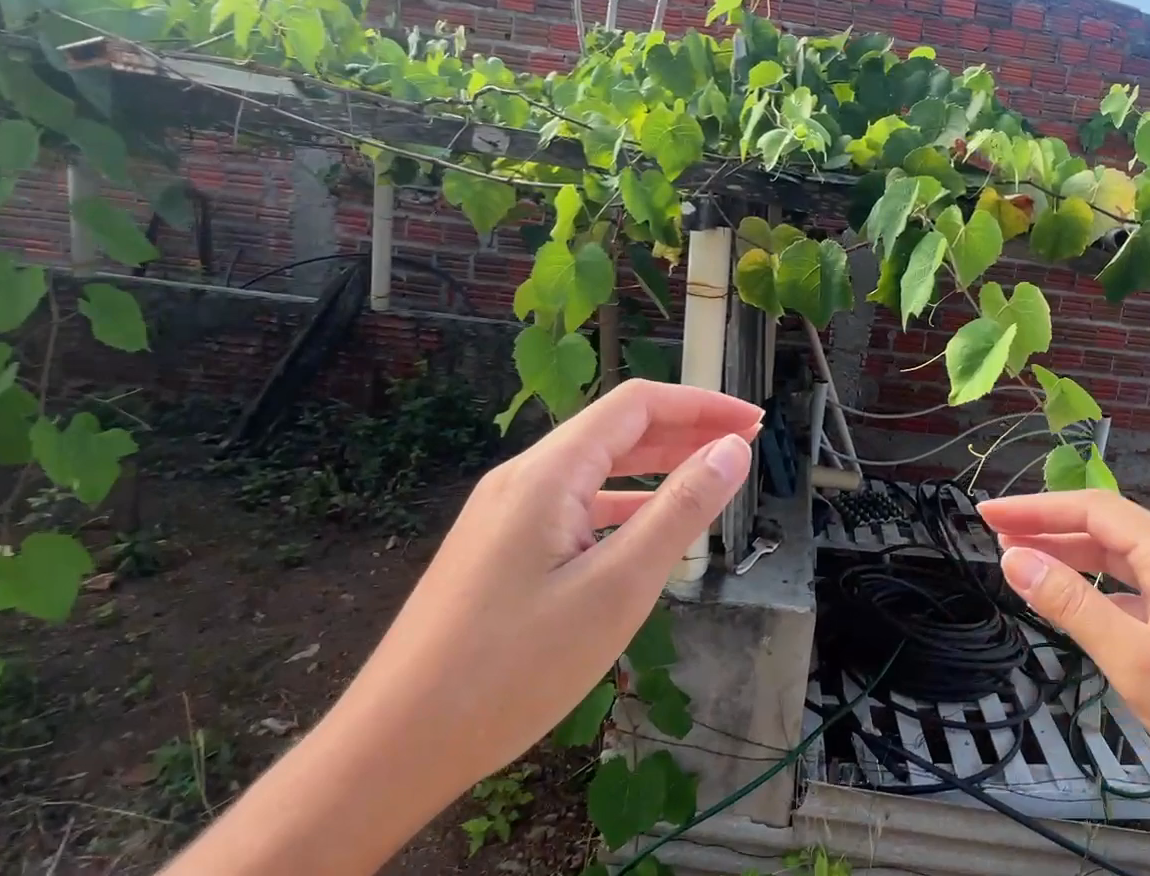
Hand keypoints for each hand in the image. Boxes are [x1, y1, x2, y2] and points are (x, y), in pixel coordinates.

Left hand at [165, 380, 760, 875]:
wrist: (395, 745)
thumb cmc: (514, 666)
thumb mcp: (616, 588)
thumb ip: (679, 512)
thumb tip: (732, 450)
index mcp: (548, 473)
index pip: (637, 405)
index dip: (701, 404)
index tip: (754, 421)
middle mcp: (522, 479)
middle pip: (616, 431)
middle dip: (685, 431)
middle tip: (745, 446)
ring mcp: (504, 515)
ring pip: (594, 470)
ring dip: (656, 467)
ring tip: (710, 477)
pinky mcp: (498, 551)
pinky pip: (574, 507)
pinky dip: (622, 504)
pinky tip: (646, 528)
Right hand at [980, 490, 1149, 875]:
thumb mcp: (1137, 662)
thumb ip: (1072, 606)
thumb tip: (1014, 559)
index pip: (1096, 510)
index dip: (1037, 507)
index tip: (988, 513)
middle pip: (1108, 531)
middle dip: (1049, 528)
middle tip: (994, 535)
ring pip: (1122, 565)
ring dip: (1071, 560)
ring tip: (1022, 564)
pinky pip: (1136, 596)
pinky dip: (1098, 594)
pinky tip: (1077, 609)